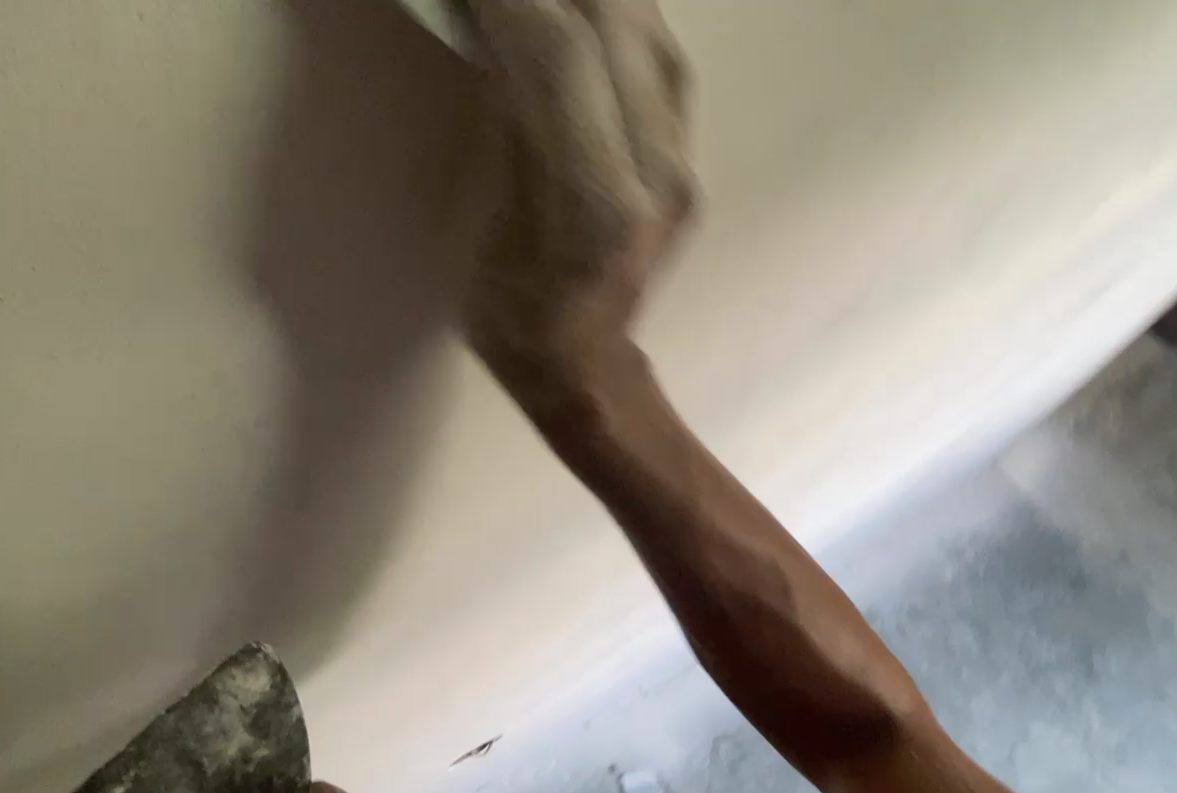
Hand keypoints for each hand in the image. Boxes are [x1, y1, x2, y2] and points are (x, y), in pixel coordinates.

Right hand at [462, 0, 695, 417]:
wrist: (587, 371)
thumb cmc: (519, 325)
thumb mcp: (488, 239)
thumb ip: (507, 137)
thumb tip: (505, 41)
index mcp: (597, 207)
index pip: (561, 57)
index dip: (511, 2)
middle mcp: (657, 176)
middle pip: (617, 24)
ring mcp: (682, 169)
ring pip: (649, 34)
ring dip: (593, 0)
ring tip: (543, 3)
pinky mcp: (688, 166)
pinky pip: (661, 66)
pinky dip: (620, 25)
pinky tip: (587, 17)